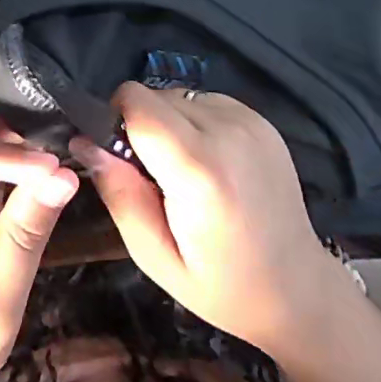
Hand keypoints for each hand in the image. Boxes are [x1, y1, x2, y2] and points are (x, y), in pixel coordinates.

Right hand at [73, 82, 341, 354]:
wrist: (296, 285)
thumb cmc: (220, 284)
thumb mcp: (154, 255)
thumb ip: (118, 192)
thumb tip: (83, 141)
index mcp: (200, 170)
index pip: (137, 102)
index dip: (115, 118)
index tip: (116, 154)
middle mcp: (228, 132)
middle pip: (156, 96)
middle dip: (141, 126)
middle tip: (152, 175)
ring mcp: (250, 121)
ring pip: (179, 96)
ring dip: (168, 123)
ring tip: (184, 171)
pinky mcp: (261, 119)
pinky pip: (206, 101)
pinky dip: (195, 123)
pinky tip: (209, 162)